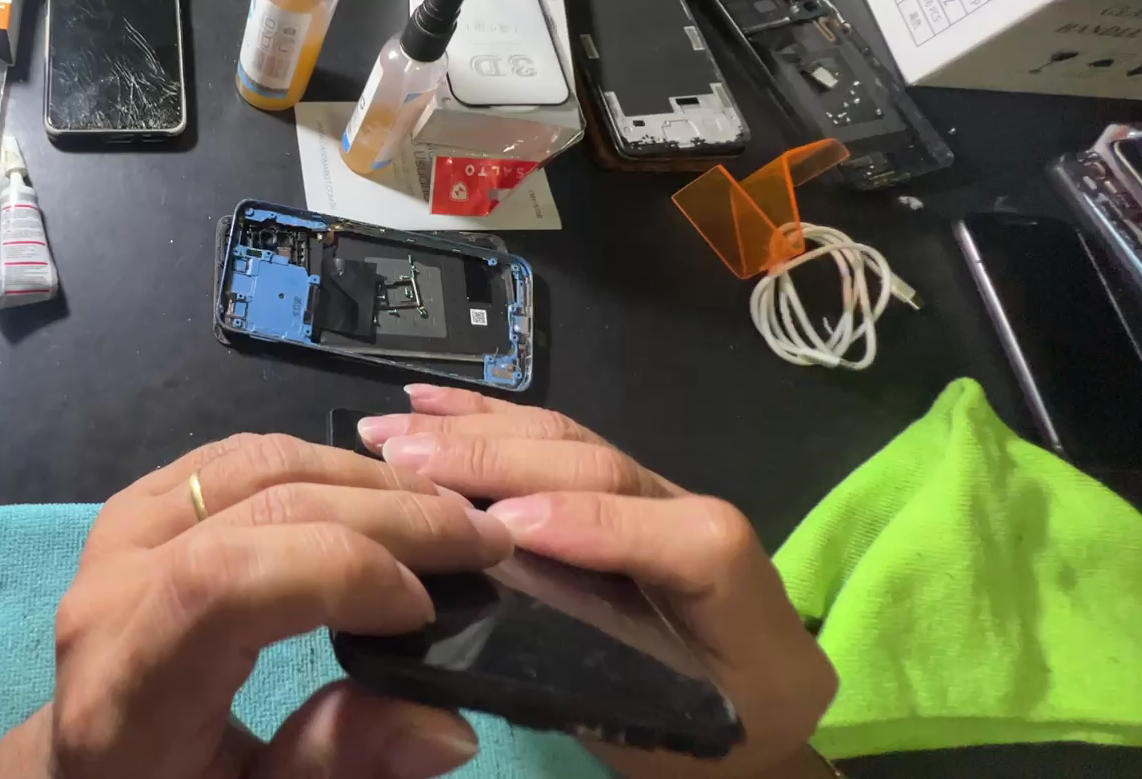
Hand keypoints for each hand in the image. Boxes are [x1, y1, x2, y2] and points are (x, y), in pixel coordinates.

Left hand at [0, 433, 515, 778]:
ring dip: (358, 477)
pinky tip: (365, 487)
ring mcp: (122, 525)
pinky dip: (312, 462)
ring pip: (255, 461)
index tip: (430, 607)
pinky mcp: (140, 499)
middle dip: (384, 514)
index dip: (339, 570)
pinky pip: (236, 456)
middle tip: (479, 536)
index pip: (225, 582)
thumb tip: (446, 720)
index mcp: (124, 678)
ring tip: (437, 507)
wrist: (81, 754)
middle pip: (257, 506)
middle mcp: (112, 579)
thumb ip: (336, 764)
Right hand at [359, 385, 836, 778]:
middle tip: (408, 460)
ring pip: (566, 438)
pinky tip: (424, 401)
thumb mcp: (650, 733)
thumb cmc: (687, 740)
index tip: (505, 524)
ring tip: (394, 434)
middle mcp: (697, 527)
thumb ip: (586, 676)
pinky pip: (544, 432)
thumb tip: (474, 599)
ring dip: (472, 430)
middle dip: (501, 460)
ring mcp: (650, 490)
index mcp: (748, 616)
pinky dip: (480, 413)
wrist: (729, 719)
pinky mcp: (606, 475)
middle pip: (607, 468)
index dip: (601, 522)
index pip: (693, 543)